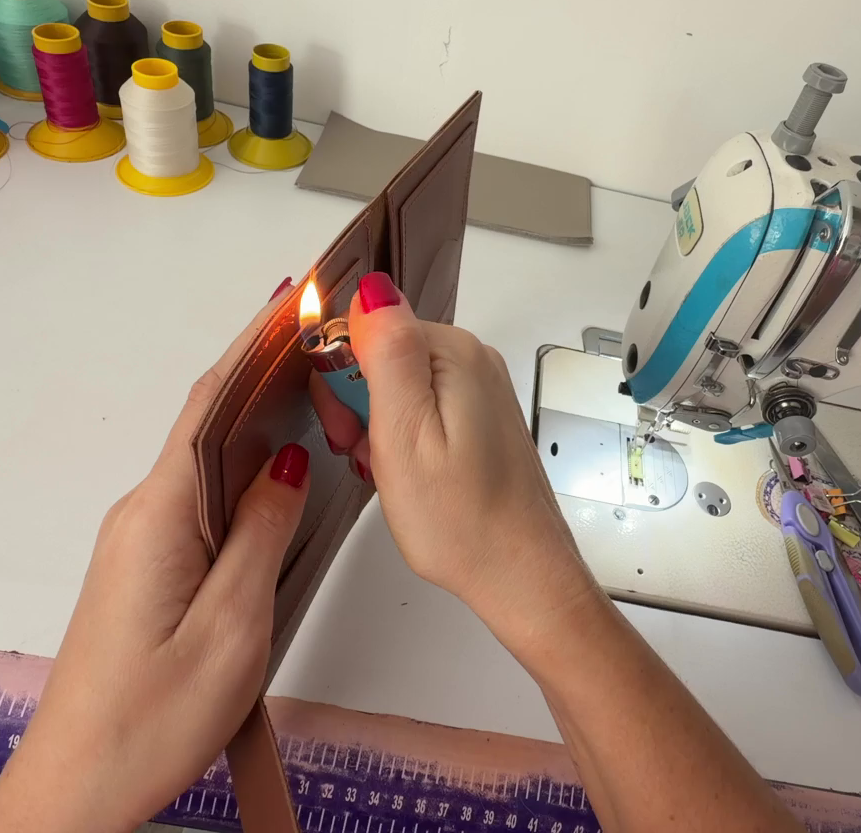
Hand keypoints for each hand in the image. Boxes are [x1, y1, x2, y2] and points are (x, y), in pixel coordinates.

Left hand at [0, 293, 311, 832]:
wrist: (74, 793)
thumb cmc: (152, 716)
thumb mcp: (231, 625)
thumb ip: (262, 532)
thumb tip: (291, 460)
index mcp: (162, 512)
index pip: (210, 404)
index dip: (250, 345)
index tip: (287, 298)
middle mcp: (145, 510)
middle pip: (208, 420)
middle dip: (262, 369)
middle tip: (319, 336)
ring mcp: (144, 536)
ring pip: (208, 457)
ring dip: (256, 414)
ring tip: (311, 383)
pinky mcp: (149, 562)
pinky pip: (205, 492)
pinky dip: (245, 460)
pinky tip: (277, 462)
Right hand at [309, 272, 599, 649]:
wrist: (520, 573)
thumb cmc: (458, 518)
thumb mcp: (405, 433)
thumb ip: (387, 352)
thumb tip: (372, 287)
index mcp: (453, 351)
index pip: (367, 328)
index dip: (340, 378)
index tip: (349, 431)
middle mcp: (472, 357)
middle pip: (384, 353)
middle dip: (358, 401)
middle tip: (365, 456)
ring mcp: (480, 387)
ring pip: (399, 383)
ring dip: (378, 423)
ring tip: (389, 471)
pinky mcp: (481, 415)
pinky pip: (423, 406)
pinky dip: (403, 435)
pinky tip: (408, 472)